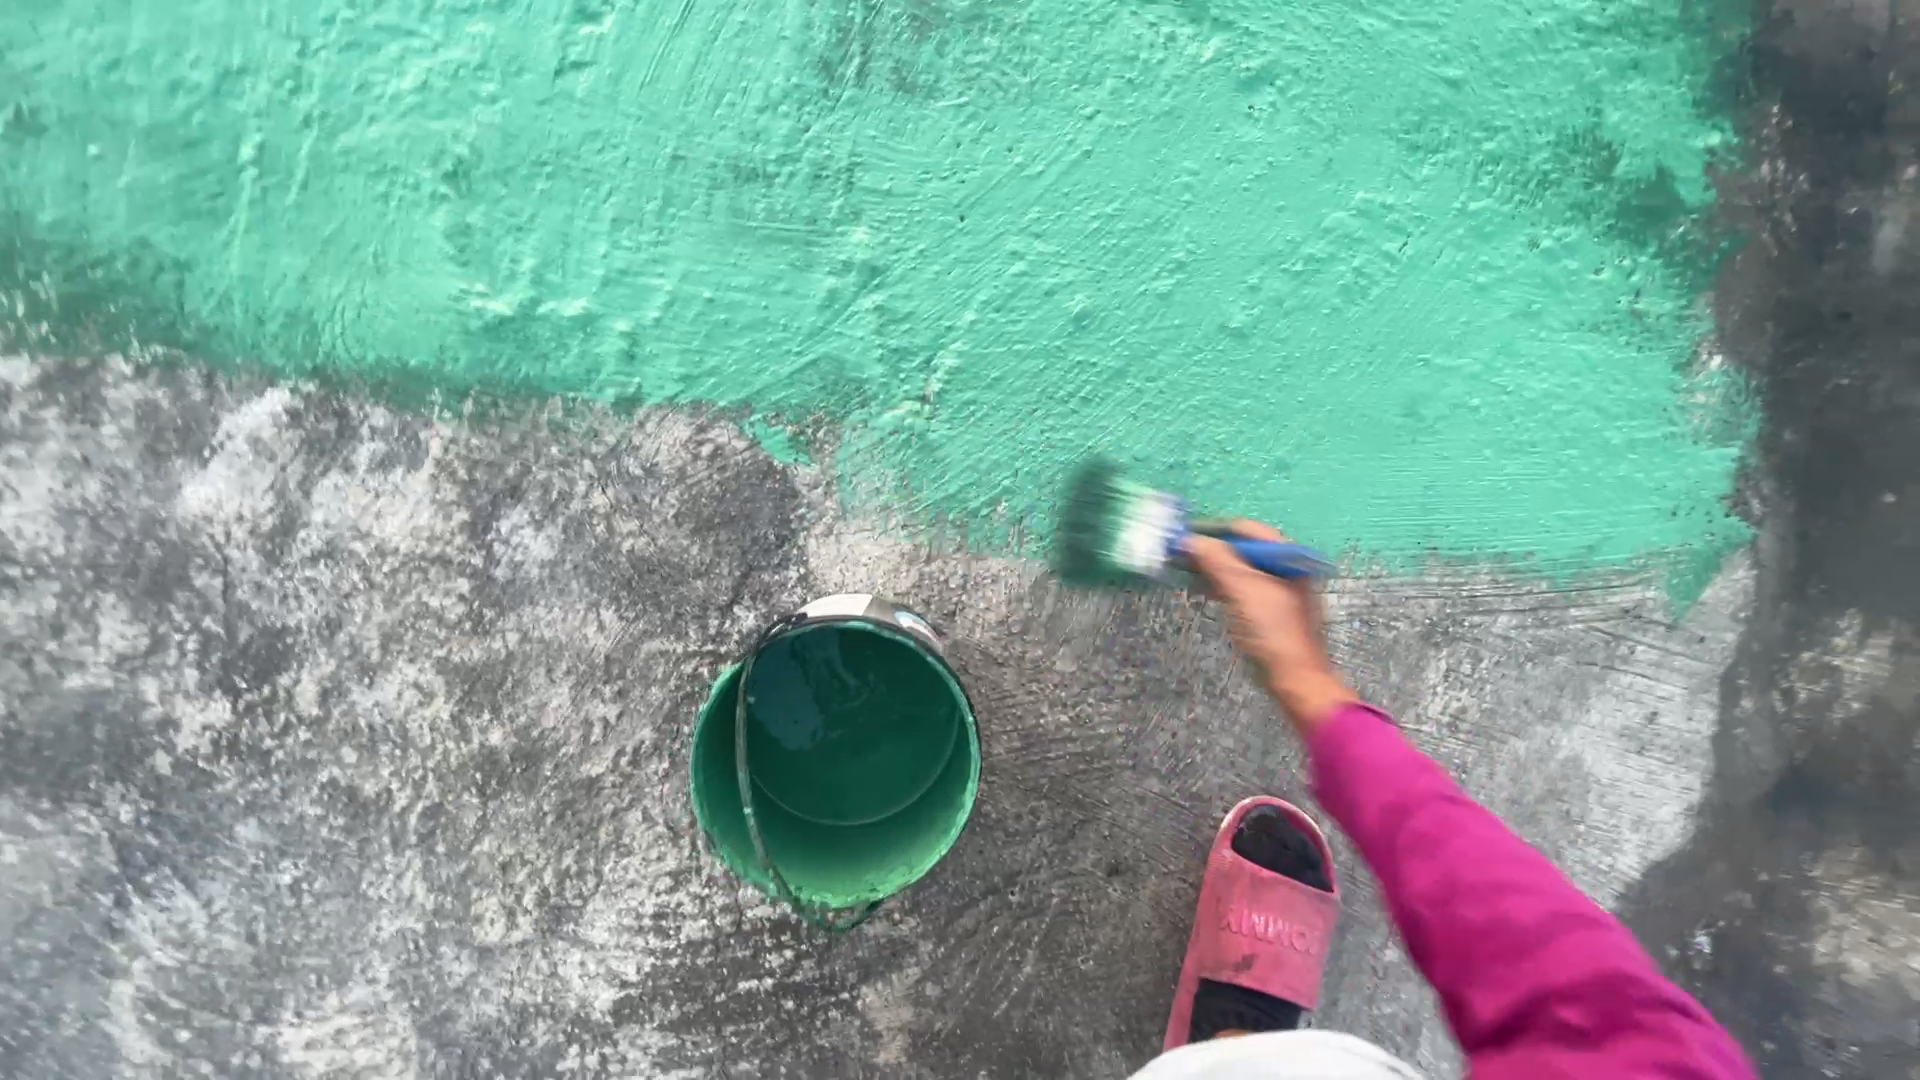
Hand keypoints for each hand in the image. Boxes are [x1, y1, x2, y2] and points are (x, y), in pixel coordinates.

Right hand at [1183, 520, 1357, 737]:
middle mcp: (1286, 567)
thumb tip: (1191, 540)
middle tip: (1179, 554)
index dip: (1212, 530)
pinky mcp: (1270, 610)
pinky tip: (1202, 589)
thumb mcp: (1242, 591)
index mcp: (1287, 557)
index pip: (1245, 529)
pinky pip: (1241, 587)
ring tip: (1184, 571)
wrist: (1295, 679)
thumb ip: (1217, 560)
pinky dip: (1220, 584)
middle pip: (1242, 548)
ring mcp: (1279, 589)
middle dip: (1209, 549)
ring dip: (1212, 567)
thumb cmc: (1271, 632)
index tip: (1183, 536)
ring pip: (1239, 568)